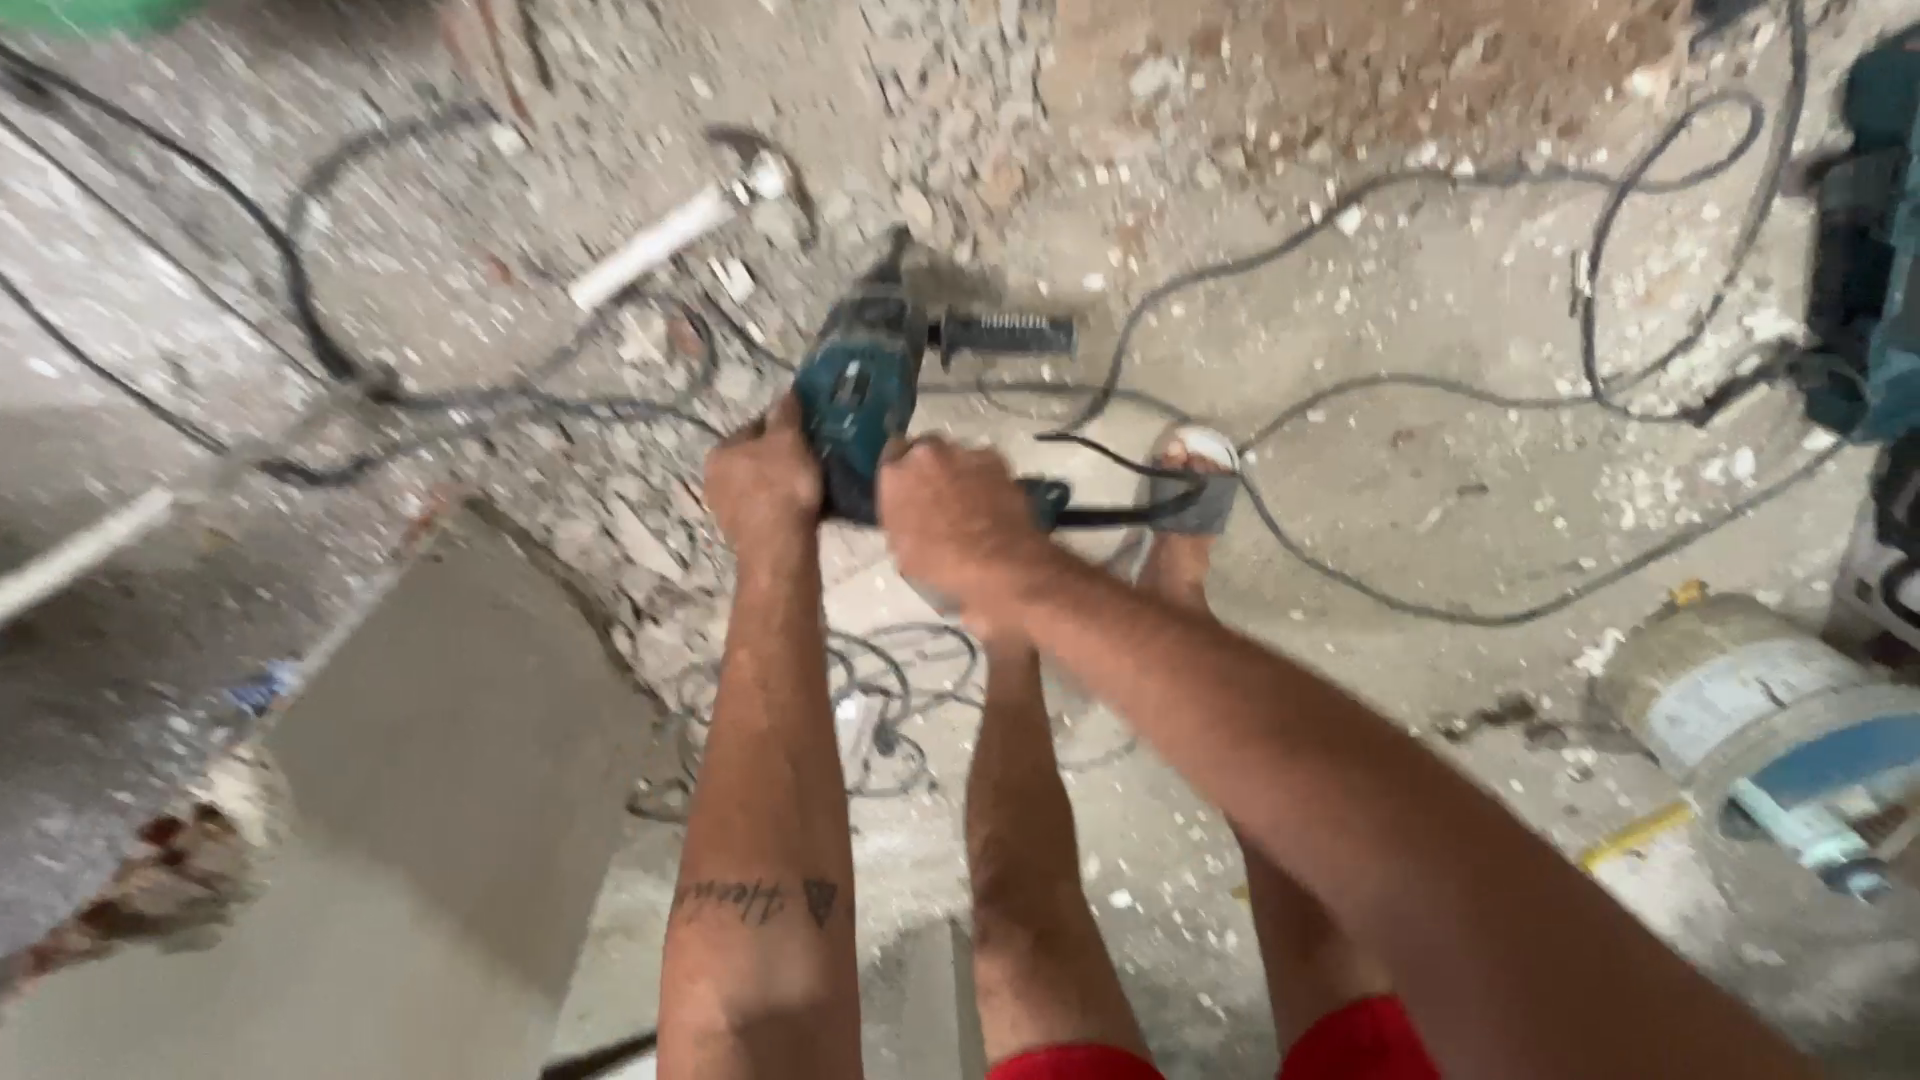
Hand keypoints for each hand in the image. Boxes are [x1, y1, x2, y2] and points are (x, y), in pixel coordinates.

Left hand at [704, 394, 822, 554]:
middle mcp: (713, 479)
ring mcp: (725, 510)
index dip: (782, 427)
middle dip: (779, 458)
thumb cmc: (781, 485)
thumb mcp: (788, 440)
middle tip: (809, 461)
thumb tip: (786, 393)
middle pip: (754, 459)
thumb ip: (786, 415)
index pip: (754, 428)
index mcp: (719, 451)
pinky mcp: (741, 535)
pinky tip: (799, 509)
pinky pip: (765, 510)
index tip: (805, 434)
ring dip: (779, 484)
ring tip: (808, 486)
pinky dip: (780, 506)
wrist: (779, 546)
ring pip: (759, 486)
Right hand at [876, 437, 1052, 616]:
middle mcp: (926, 453)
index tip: (910, 485)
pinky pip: (984, 463)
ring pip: (956, 454)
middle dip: (931, 467)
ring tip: (970, 500)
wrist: (997, 562)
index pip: (891, 455)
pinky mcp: (996, 458)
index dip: (903, 471)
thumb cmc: (941, 563)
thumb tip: (908, 511)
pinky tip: (991, 500)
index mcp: (895, 474)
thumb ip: (899, 515)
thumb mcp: (901, 547)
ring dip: (959, 470)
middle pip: (925, 449)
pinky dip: (985, 477)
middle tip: (940, 494)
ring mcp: (963, 452)